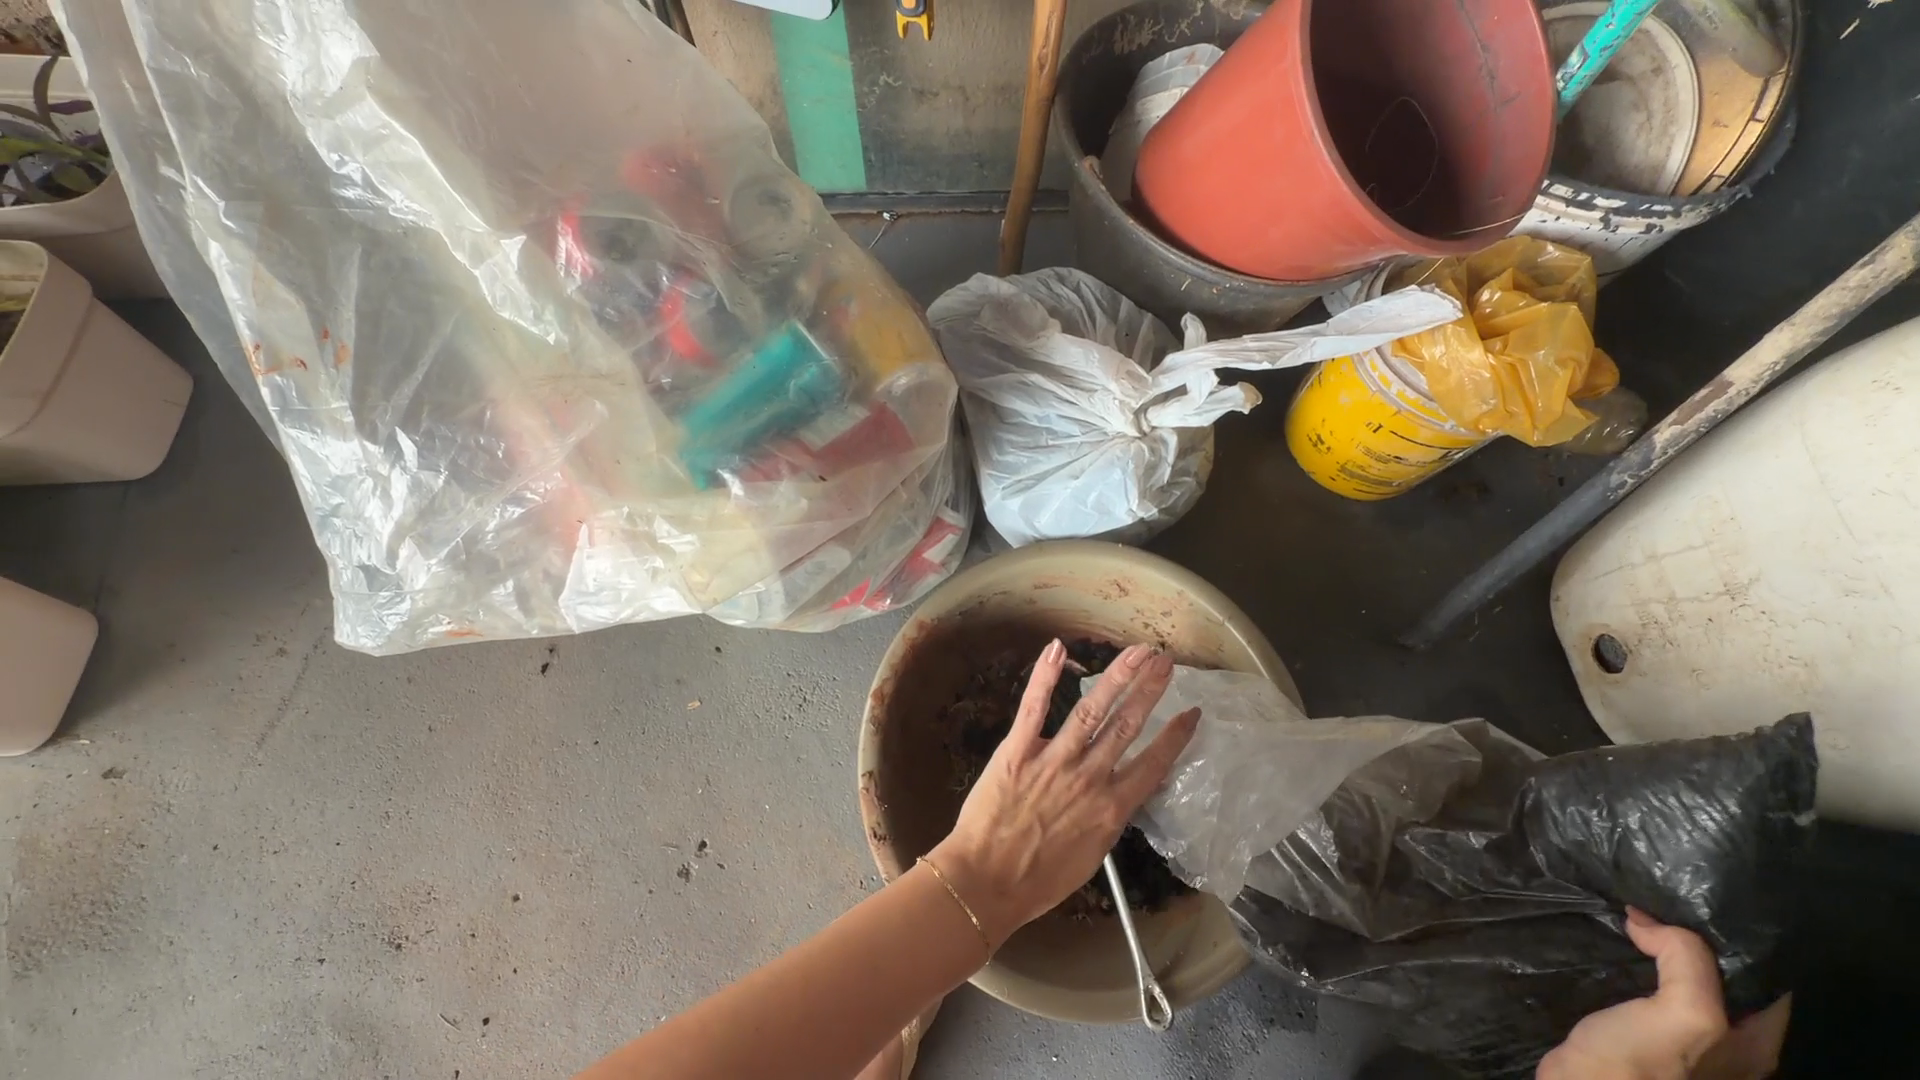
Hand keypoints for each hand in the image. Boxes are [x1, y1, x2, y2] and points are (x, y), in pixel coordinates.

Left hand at [927, 640, 1197, 946]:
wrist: (987, 885)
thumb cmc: (1039, 880)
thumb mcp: (1092, 856)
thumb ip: (1109, 818)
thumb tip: (1124, 791)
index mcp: (1111, 808)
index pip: (1154, 764)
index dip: (1175, 737)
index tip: (1192, 713)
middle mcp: (1088, 778)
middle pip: (1127, 726)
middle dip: (1149, 690)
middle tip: (1166, 661)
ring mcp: (1053, 761)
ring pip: (1091, 711)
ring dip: (1117, 677)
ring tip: (1137, 652)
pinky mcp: (1017, 752)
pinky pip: (1034, 708)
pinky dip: (1045, 676)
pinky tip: (1058, 649)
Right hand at [1538, 909, 1789, 1079]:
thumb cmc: (1647, 1063)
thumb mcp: (1688, 1013)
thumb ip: (1686, 961)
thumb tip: (1646, 920)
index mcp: (1755, 1043)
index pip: (1763, 979)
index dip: (1737, 940)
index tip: (1702, 905)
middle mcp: (1728, 1042)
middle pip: (1719, 977)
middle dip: (1692, 940)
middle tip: (1662, 903)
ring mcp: (1683, 1041)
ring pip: (1680, 981)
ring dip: (1660, 951)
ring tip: (1636, 916)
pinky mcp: (1640, 1034)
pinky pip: (1648, 989)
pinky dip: (1635, 965)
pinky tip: (1616, 947)